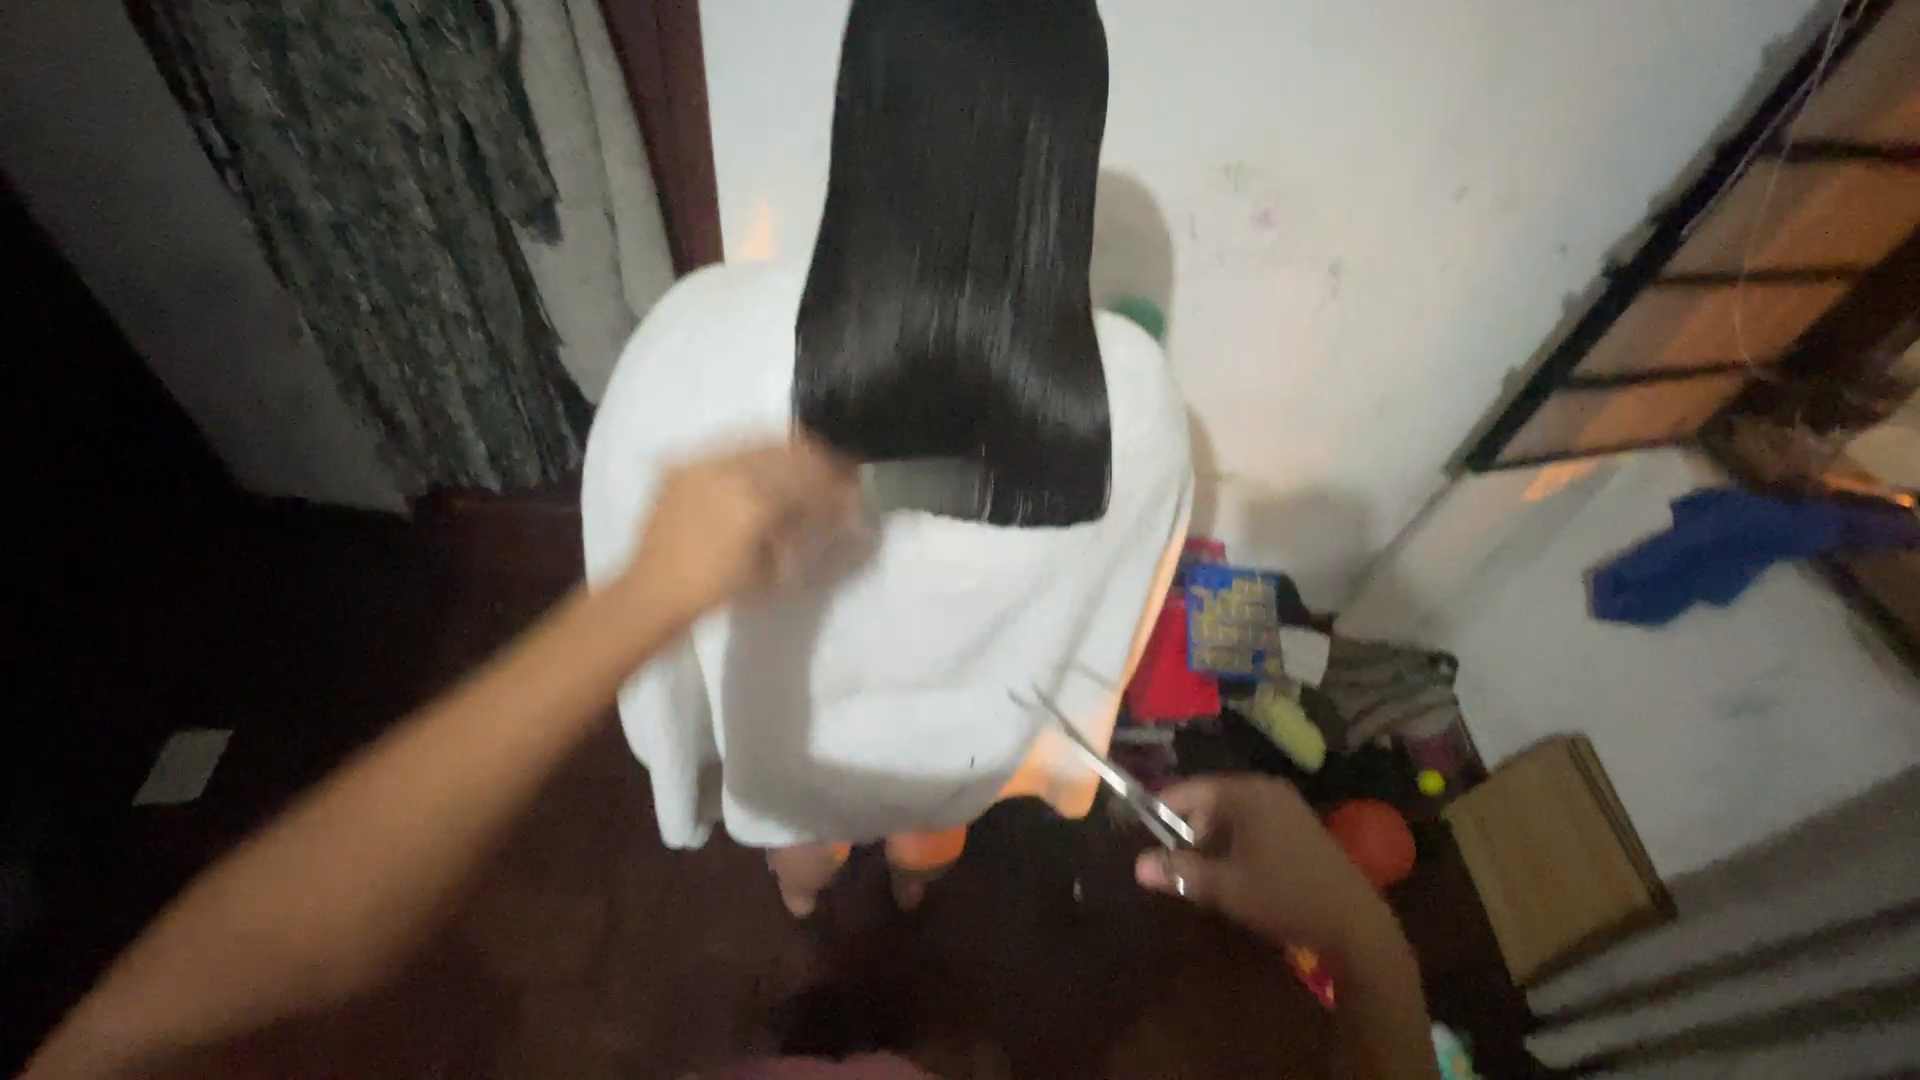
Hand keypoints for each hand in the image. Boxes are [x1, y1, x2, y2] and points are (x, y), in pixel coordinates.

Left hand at [620, 438, 860, 617]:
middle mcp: (729, 473)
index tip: (854, 485)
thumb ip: (803, 529)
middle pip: (789, 454)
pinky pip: (729, 447)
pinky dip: (755, 452)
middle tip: (840, 469)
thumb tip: (837, 507)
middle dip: (819, 461)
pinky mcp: (683, 464)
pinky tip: (767, 463)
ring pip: (760, 444)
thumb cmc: (718, 589)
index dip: (836, 482)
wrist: (654, 590)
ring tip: (807, 461)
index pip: (809, 480)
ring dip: (790, 452)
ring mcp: (702, 464)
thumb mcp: (771, 567)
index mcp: (755, 503)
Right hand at [1136, 775, 1396, 957]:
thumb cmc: (1284, 896)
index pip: (1189, 789)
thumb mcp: (1225, 887)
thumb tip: (1137, 865)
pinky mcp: (1300, 827)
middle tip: (1184, 868)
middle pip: (1209, 802)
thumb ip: (1179, 872)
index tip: (1144, 836)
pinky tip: (1240, 877)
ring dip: (1214, 843)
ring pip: (1231, 817)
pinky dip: (1237, 846)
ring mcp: (1287, 807)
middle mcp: (1266, 790)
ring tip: (1211, 878)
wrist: (1357, 927)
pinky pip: (1253, 826)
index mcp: (1247, 793)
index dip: (1162, 811)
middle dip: (1191, 833)